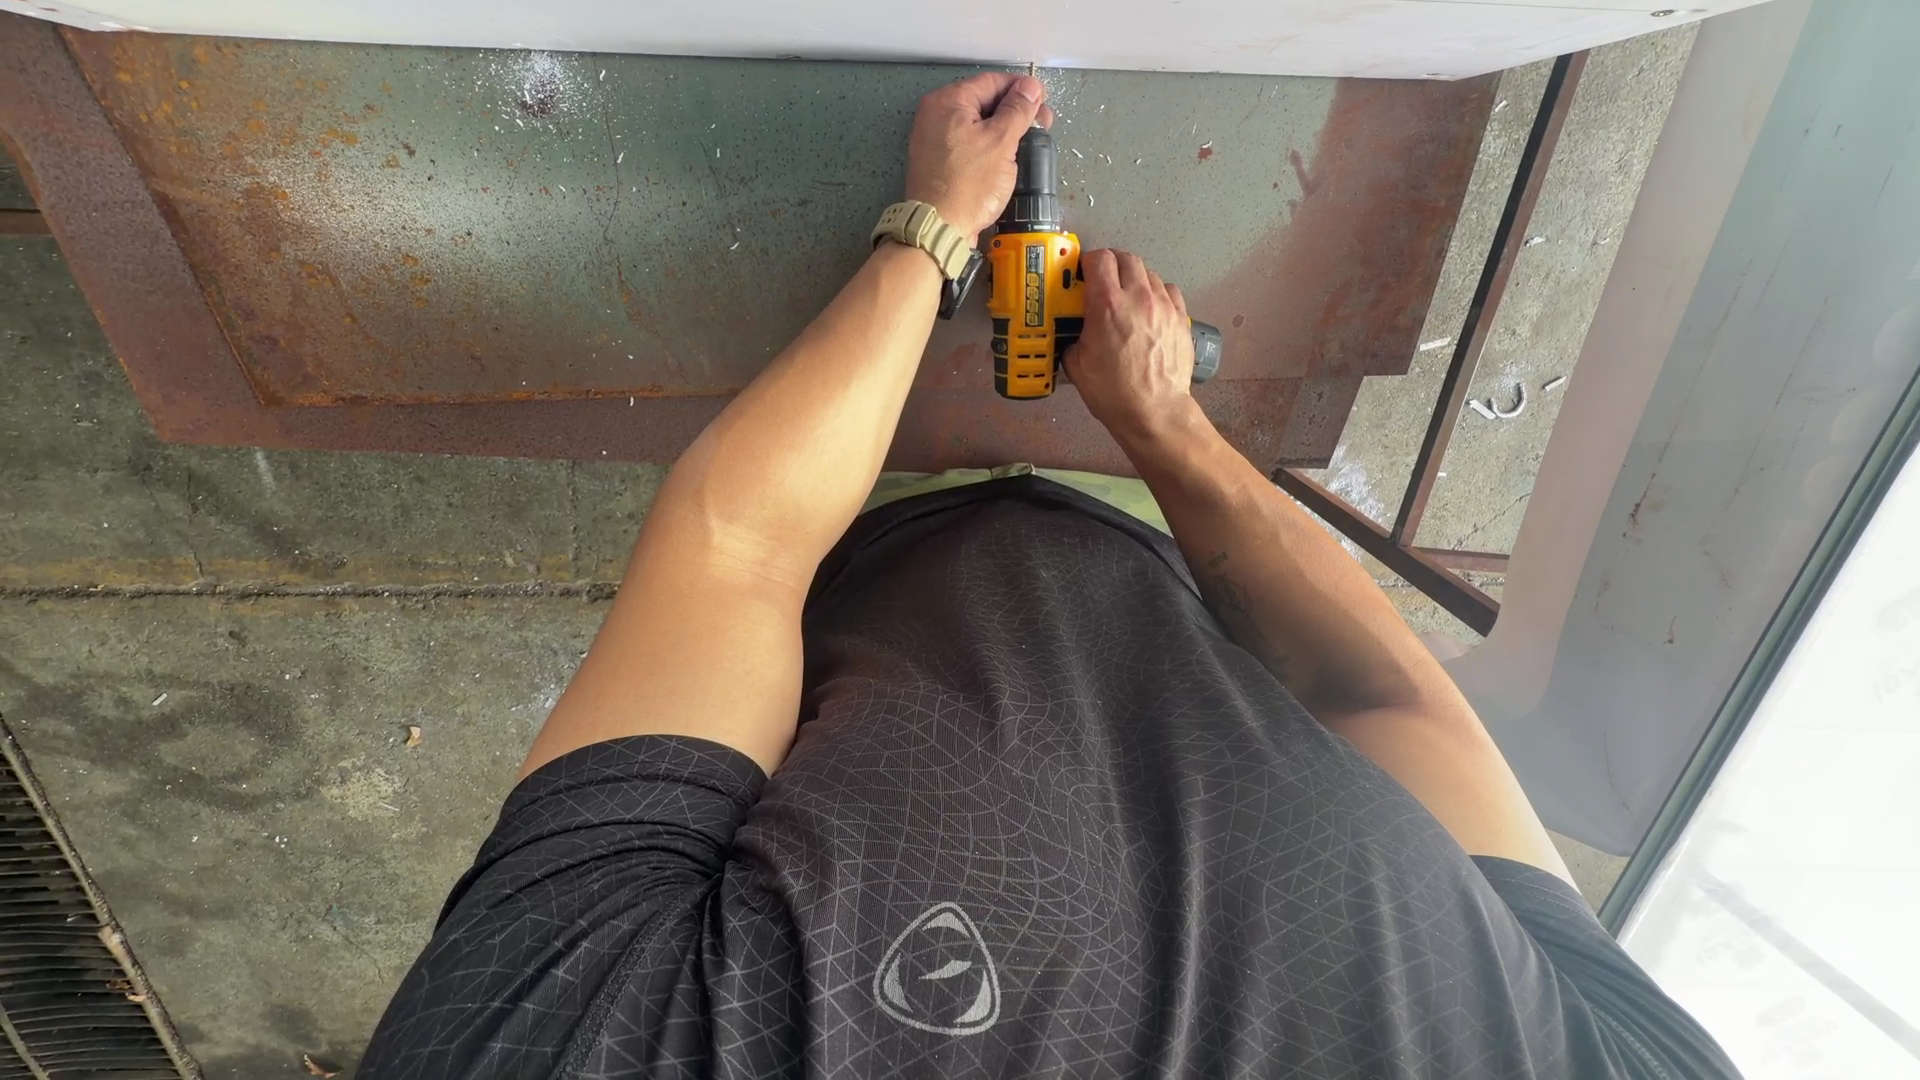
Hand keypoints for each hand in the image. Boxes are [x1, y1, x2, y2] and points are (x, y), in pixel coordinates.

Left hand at [904, 73, 1052, 245]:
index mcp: (948, 101)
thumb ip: (1017, 110)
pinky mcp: (937, 165)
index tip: (1042, 101)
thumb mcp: (1000, 142)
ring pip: (976, 126)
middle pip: (983, 103)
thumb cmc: (966, 187)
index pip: (992, 82)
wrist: (939, 231)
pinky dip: (986, 147)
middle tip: (1040, 124)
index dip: (1022, 89)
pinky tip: (1003, 158)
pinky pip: (966, 146)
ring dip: (1002, 131)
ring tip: (1024, 143)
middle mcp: (935, 115)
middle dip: (1014, 112)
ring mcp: (933, 141)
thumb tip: (1029, 88)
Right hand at [1064, 249, 1198, 443]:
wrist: (1153, 412)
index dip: (1089, 262)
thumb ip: (1073, 340)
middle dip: (1112, 265)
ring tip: (1127, 297)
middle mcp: (1138, 298)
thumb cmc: (1116, 393)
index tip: (1084, 272)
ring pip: (1149, 273)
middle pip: (1126, 258)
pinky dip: (1157, 294)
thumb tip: (1075, 336)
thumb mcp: (1077, 367)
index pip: (1099, 259)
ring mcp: (1163, 307)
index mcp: (1107, 306)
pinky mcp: (1181, 319)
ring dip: (1135, 279)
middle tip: (1103, 279)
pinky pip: (1169, 292)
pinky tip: (1149, 310)